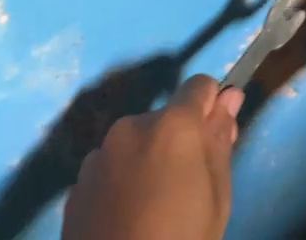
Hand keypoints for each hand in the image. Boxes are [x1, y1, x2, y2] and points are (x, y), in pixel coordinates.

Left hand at [63, 75, 243, 239]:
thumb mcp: (217, 197)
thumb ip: (220, 140)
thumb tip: (229, 96)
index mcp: (172, 124)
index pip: (200, 85)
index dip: (211, 107)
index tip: (214, 138)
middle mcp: (131, 126)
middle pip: (165, 118)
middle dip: (178, 140)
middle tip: (185, 187)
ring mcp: (98, 155)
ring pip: (135, 143)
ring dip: (146, 160)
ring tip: (151, 209)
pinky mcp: (76, 185)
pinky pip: (109, 168)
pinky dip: (120, 183)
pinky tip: (125, 219)